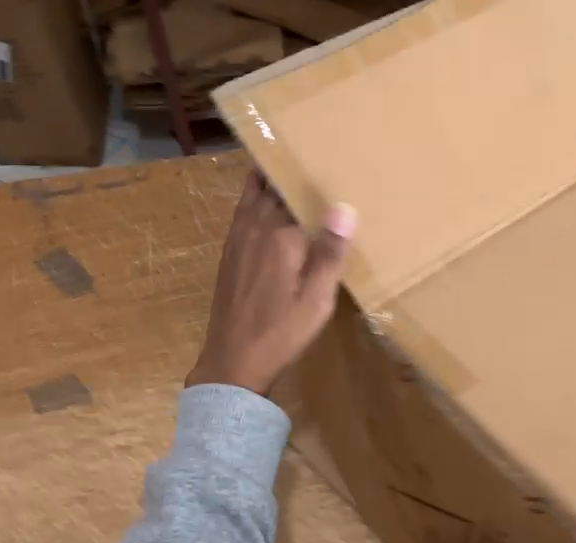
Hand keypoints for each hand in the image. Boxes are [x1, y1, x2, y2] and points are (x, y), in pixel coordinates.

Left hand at [188, 171, 356, 394]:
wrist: (234, 360)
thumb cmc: (282, 334)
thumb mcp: (316, 302)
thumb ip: (331, 255)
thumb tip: (345, 208)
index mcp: (282, 237)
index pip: (299, 193)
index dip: (314, 176)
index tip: (329, 156)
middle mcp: (256, 228)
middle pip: (273, 186)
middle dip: (290, 168)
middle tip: (310, 150)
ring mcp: (238, 239)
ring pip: (253, 194)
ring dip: (269, 177)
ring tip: (287, 161)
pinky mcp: (230, 253)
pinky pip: (243, 211)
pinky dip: (255, 197)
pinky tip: (265, 202)